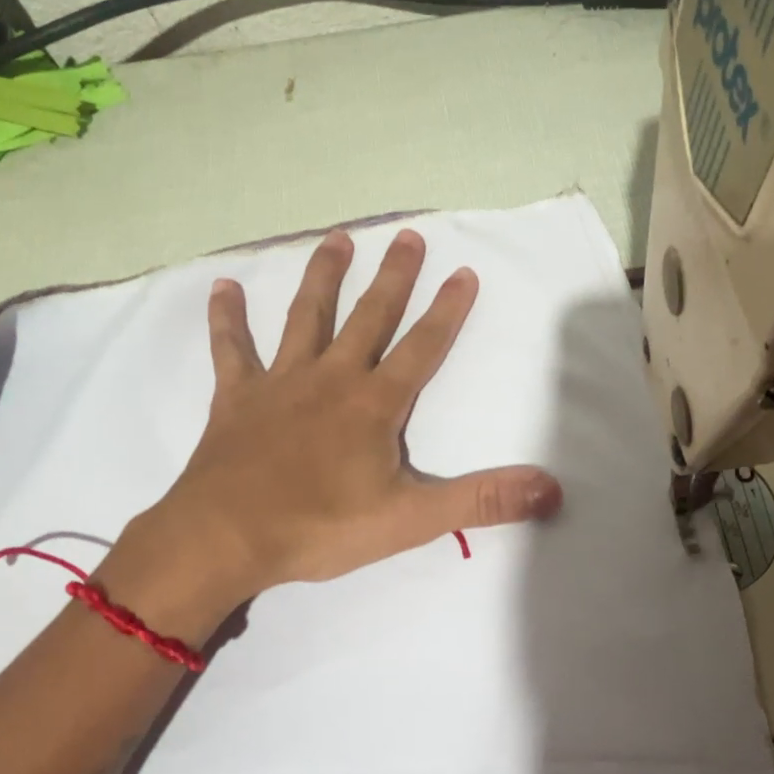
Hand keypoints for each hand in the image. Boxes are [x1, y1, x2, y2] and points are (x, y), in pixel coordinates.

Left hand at [101, 228, 562, 639]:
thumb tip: (551, 490)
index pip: (421, 348)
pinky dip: (227, 318)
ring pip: (306, 317)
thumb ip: (480, 501)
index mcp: (374, 404)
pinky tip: (222, 286)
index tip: (465, 272)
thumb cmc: (321, 527)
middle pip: (369, 318)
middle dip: (393, 278)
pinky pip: (231, 349)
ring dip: (324, 277)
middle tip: (409, 236)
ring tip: (338, 238)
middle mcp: (330, 379)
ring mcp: (279, 383)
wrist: (226, 537)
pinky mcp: (235, 398)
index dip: (446, 312)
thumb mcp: (411, 519)